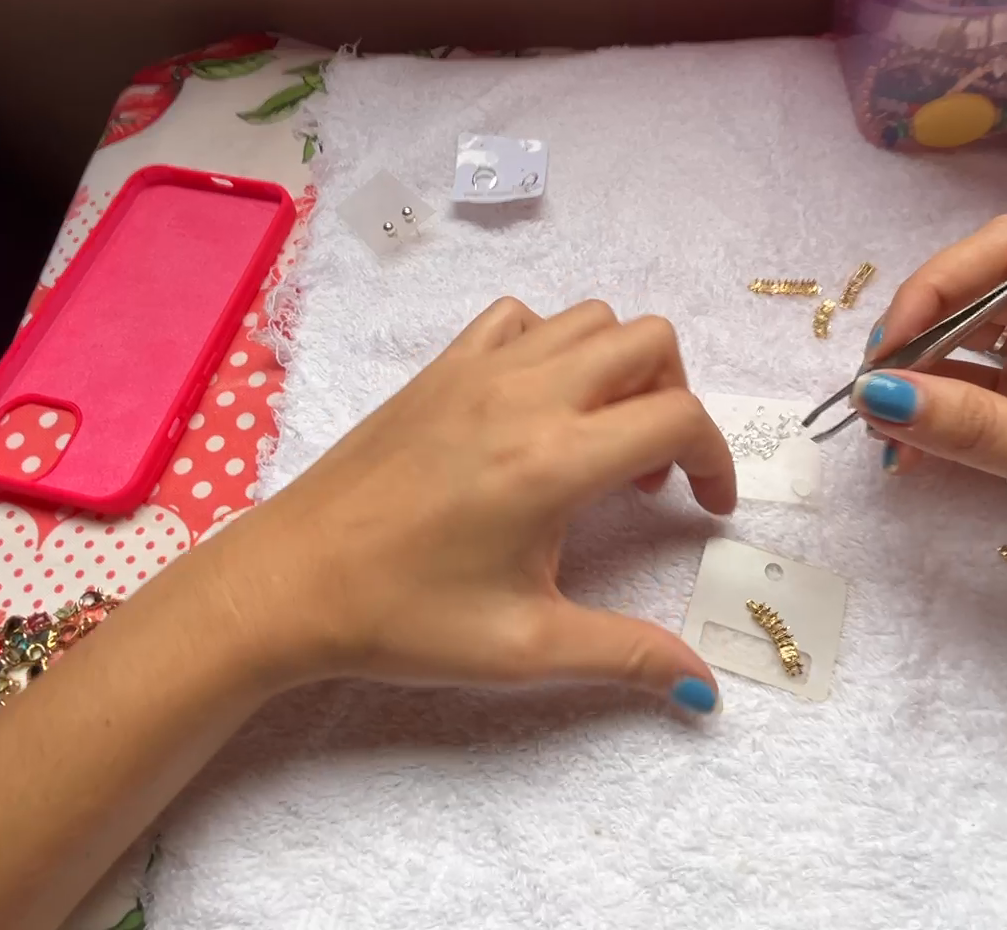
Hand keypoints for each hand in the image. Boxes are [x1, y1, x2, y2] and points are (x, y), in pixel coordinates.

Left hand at [211, 298, 734, 712]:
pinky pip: (522, 319)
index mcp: (554, 460)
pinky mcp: (442, 366)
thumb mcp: (525, 646)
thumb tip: (704, 687)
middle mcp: (526, 394)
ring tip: (599, 434)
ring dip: (622, 367)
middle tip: (651, 470)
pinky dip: (553, 345)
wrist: (289, 581)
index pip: (677, 418)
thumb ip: (628, 656)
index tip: (708, 506)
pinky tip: (537, 402)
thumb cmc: (404, 617)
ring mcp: (479, 368)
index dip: (716, 459)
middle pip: (649, 342)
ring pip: (590, 319)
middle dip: (677, 398)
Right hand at [854, 216, 1006, 664]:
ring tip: (878, 425)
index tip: (894, 343)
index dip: (945, 280)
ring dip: (910, 375)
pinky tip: (902, 451)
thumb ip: (984, 430)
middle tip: (871, 389)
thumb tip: (878, 392)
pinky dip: (922, 414)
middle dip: (916, 331)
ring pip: (958, 341)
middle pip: (977, 291)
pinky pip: (958, 392)